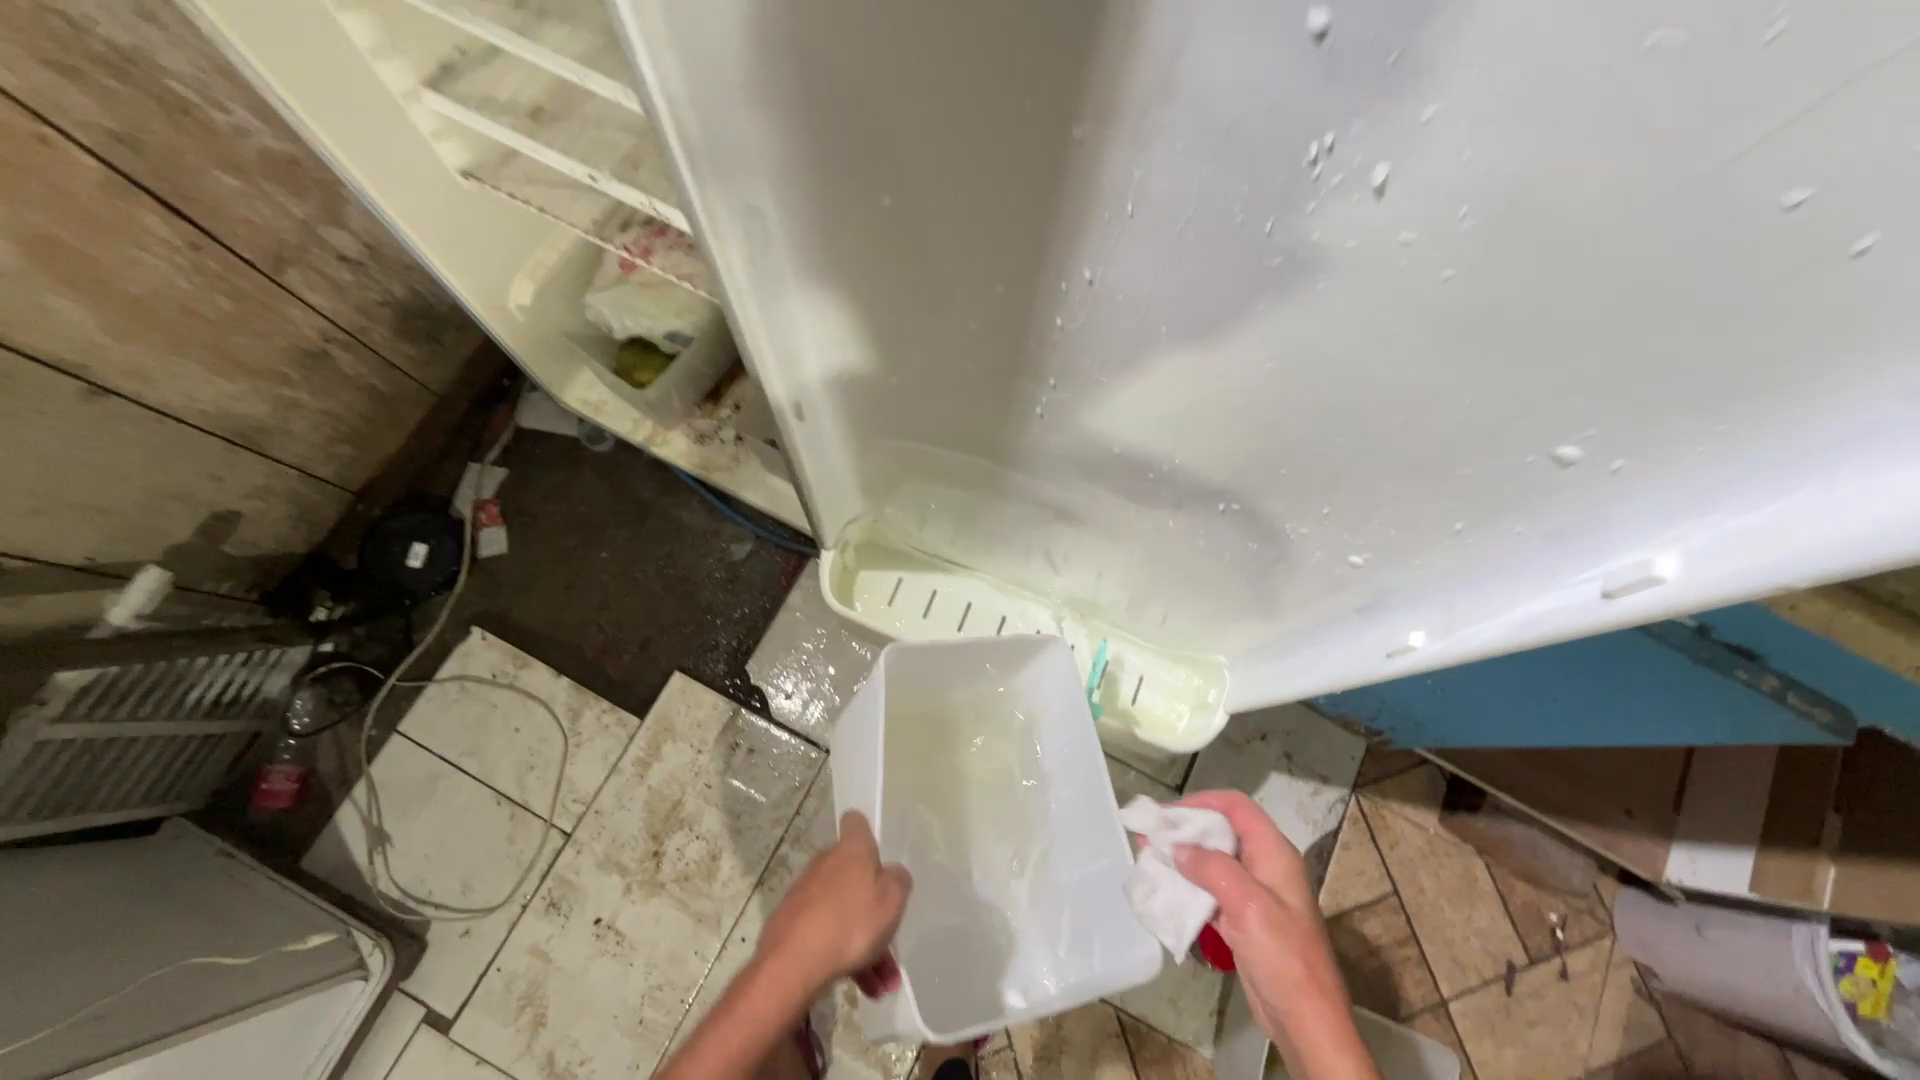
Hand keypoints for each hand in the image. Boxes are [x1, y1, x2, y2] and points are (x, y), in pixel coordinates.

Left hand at [755, 811, 911, 995]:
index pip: (856, 823)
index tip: (878, 854)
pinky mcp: (792, 925)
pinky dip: (845, 959)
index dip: (867, 833)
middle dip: (875, 911)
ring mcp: (805, 895)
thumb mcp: (893, 899)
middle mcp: (825, 865)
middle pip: (855, 879)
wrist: (794, 965)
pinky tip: (863, 989)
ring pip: (844, 915)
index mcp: (851, 850)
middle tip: (891, 941)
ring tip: (883, 984)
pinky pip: (827, 937)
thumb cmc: (852, 922)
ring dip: (866, 947)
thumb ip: (899, 880)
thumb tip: (891, 874)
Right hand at [1173, 791, 1377, 1078]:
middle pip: (1222, 832)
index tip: (1166, 813)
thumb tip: (1178, 847)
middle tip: (1148, 837)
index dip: (1201, 802)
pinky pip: (1211, 892)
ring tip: (1149, 860)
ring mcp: (1254, 894)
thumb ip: (1212, 868)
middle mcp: (1264, 866)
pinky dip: (1188, 887)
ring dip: (1182, 859)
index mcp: (1274, 853)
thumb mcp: (1248, 904)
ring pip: (1213, 862)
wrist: (1305, 1017)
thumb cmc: (1283, 955)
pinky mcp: (1243, 920)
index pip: (1236, 807)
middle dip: (1185, 830)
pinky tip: (1165, 892)